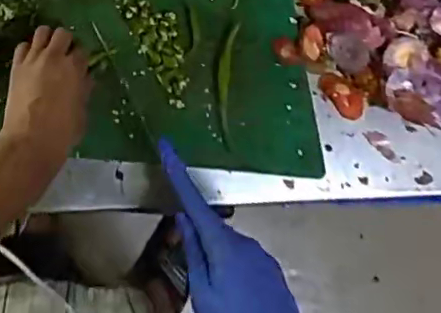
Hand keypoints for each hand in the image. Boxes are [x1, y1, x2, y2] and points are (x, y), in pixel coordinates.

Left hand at [0, 26, 90, 227]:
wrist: (29, 141)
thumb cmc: (61, 134)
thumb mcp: (81, 114)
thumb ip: (83, 91)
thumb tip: (85, 79)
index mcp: (74, 69)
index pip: (82, 51)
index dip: (82, 59)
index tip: (81, 66)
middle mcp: (53, 57)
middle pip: (62, 34)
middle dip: (66, 42)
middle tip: (65, 56)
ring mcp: (33, 58)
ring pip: (42, 31)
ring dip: (47, 39)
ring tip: (48, 52)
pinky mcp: (17, 65)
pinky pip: (23, 46)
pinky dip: (29, 49)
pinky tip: (31, 61)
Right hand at [159, 139, 297, 312]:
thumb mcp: (203, 294)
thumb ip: (193, 253)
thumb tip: (183, 218)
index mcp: (223, 244)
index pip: (193, 199)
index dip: (176, 170)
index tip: (165, 143)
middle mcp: (244, 242)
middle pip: (212, 229)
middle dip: (199, 242)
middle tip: (199, 280)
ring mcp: (263, 258)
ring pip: (228, 248)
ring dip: (218, 262)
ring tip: (221, 302)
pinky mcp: (275, 275)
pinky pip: (245, 262)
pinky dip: (235, 273)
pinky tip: (238, 302)